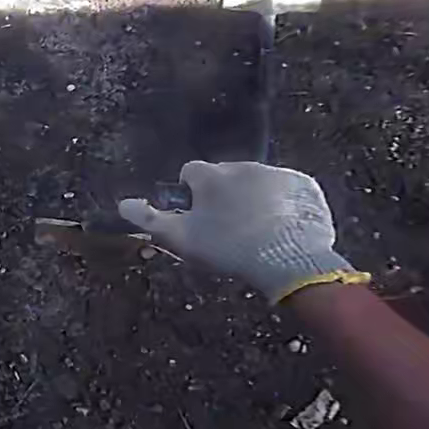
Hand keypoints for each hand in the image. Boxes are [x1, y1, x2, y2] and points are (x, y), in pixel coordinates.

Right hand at [119, 161, 366, 302]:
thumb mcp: (180, 238)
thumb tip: (123, 204)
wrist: (290, 262)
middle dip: (223, 194)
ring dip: (252, 198)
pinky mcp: (305, 186)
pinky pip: (285, 190)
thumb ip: (148, 219)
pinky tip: (281, 228)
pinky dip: (281, 204)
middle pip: (225, 176)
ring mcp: (276, 173)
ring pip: (255, 182)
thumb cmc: (227, 249)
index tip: (197, 215)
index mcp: (211, 175)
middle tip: (227, 227)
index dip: (191, 193)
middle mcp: (242, 166)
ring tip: (256, 231)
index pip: (191, 172)